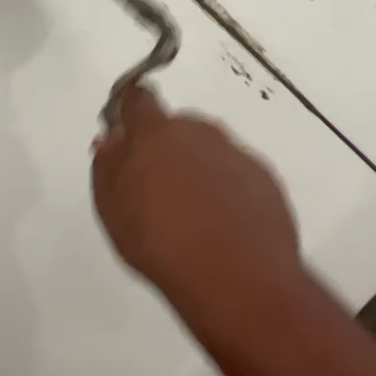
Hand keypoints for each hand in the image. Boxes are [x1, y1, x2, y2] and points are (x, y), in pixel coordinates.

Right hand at [92, 85, 302, 299]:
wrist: (235, 277)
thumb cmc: (157, 238)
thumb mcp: (110, 205)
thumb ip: (107, 164)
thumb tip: (114, 140)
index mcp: (156, 133)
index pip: (139, 98)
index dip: (129, 109)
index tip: (124, 132)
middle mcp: (201, 134)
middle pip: (177, 126)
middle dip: (164, 146)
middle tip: (151, 186)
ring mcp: (239, 157)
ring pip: (208, 151)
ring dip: (195, 169)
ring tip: (186, 214)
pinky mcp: (267, 183)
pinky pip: (236, 176)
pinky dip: (224, 191)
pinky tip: (216, 227)